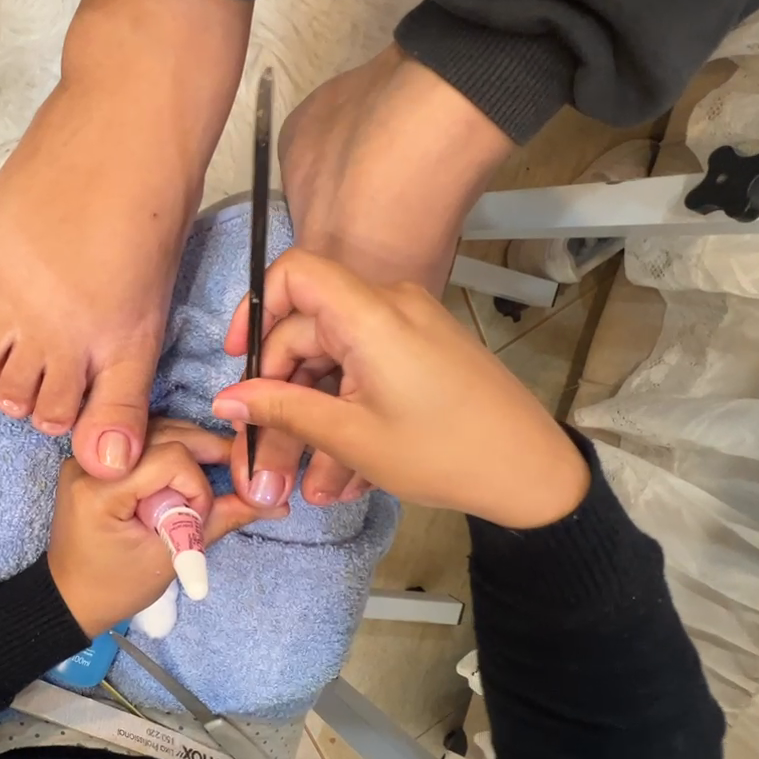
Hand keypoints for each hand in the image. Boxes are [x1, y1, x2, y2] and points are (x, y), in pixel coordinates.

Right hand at [0, 0, 251, 479]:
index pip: (62, 419)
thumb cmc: (153, 221)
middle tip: (38, 382)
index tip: (67, 403)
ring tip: (10, 357)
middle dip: (29, 400)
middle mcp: (49, 334)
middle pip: (16, 398)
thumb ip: (124, 392)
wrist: (123, 136)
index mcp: (100, 351)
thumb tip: (108, 466)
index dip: (65, 418)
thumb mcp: (150, 318)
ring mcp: (11, 298)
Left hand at [48, 420, 270, 637]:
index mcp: (100, 490)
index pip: (169, 459)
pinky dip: (169, 448)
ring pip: (154, 428)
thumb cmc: (116, 587)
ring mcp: (88, 457)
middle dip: (205, 449)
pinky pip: (140, 440)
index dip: (197, 484)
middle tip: (235, 471)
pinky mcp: (94, 459)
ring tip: (215, 470)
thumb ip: (218, 521)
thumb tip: (275, 503)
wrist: (69, 597)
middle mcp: (88, 462)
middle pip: (164, 432)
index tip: (201, 516)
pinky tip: (188, 469)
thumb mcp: (170, 559)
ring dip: (190, 445)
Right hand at [236, 45, 514, 508]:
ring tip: (311, 485)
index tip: (242, 360)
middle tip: (269, 459)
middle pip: (306, 333)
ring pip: (333, 364)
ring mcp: (406, 330)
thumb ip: (281, 410)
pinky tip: (343, 474)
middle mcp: (387, 308)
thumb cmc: (441, 452)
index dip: (257, 308)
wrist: (534, 474)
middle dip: (281, 398)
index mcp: (370, 315)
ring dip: (314, 420)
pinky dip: (345, 415)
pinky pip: (362, 374)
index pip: (295, 274)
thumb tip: (224, 399)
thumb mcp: (351, 436)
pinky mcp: (418, 354)